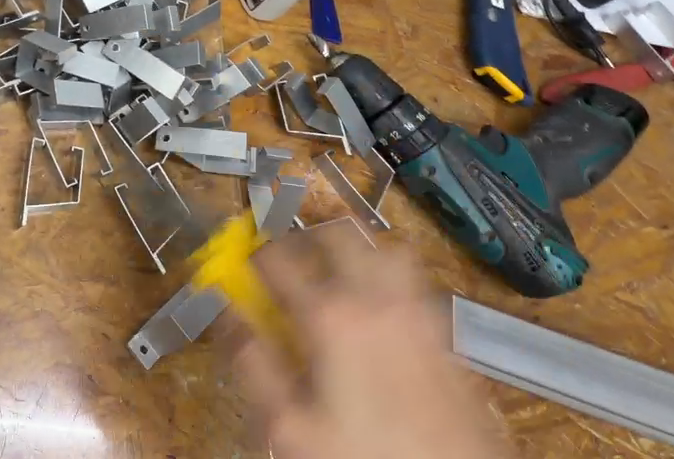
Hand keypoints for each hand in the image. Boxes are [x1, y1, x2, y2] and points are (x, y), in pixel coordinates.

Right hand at [234, 225, 511, 458]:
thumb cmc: (362, 454)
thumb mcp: (289, 424)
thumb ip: (252, 362)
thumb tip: (226, 313)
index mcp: (329, 316)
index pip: (277, 258)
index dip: (253, 255)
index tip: (245, 267)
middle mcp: (374, 301)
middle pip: (336, 236)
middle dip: (307, 241)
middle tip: (292, 263)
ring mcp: (418, 315)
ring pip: (387, 250)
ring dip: (360, 253)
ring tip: (342, 277)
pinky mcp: (448, 337)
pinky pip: (418, 285)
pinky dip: (394, 284)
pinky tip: (383, 314)